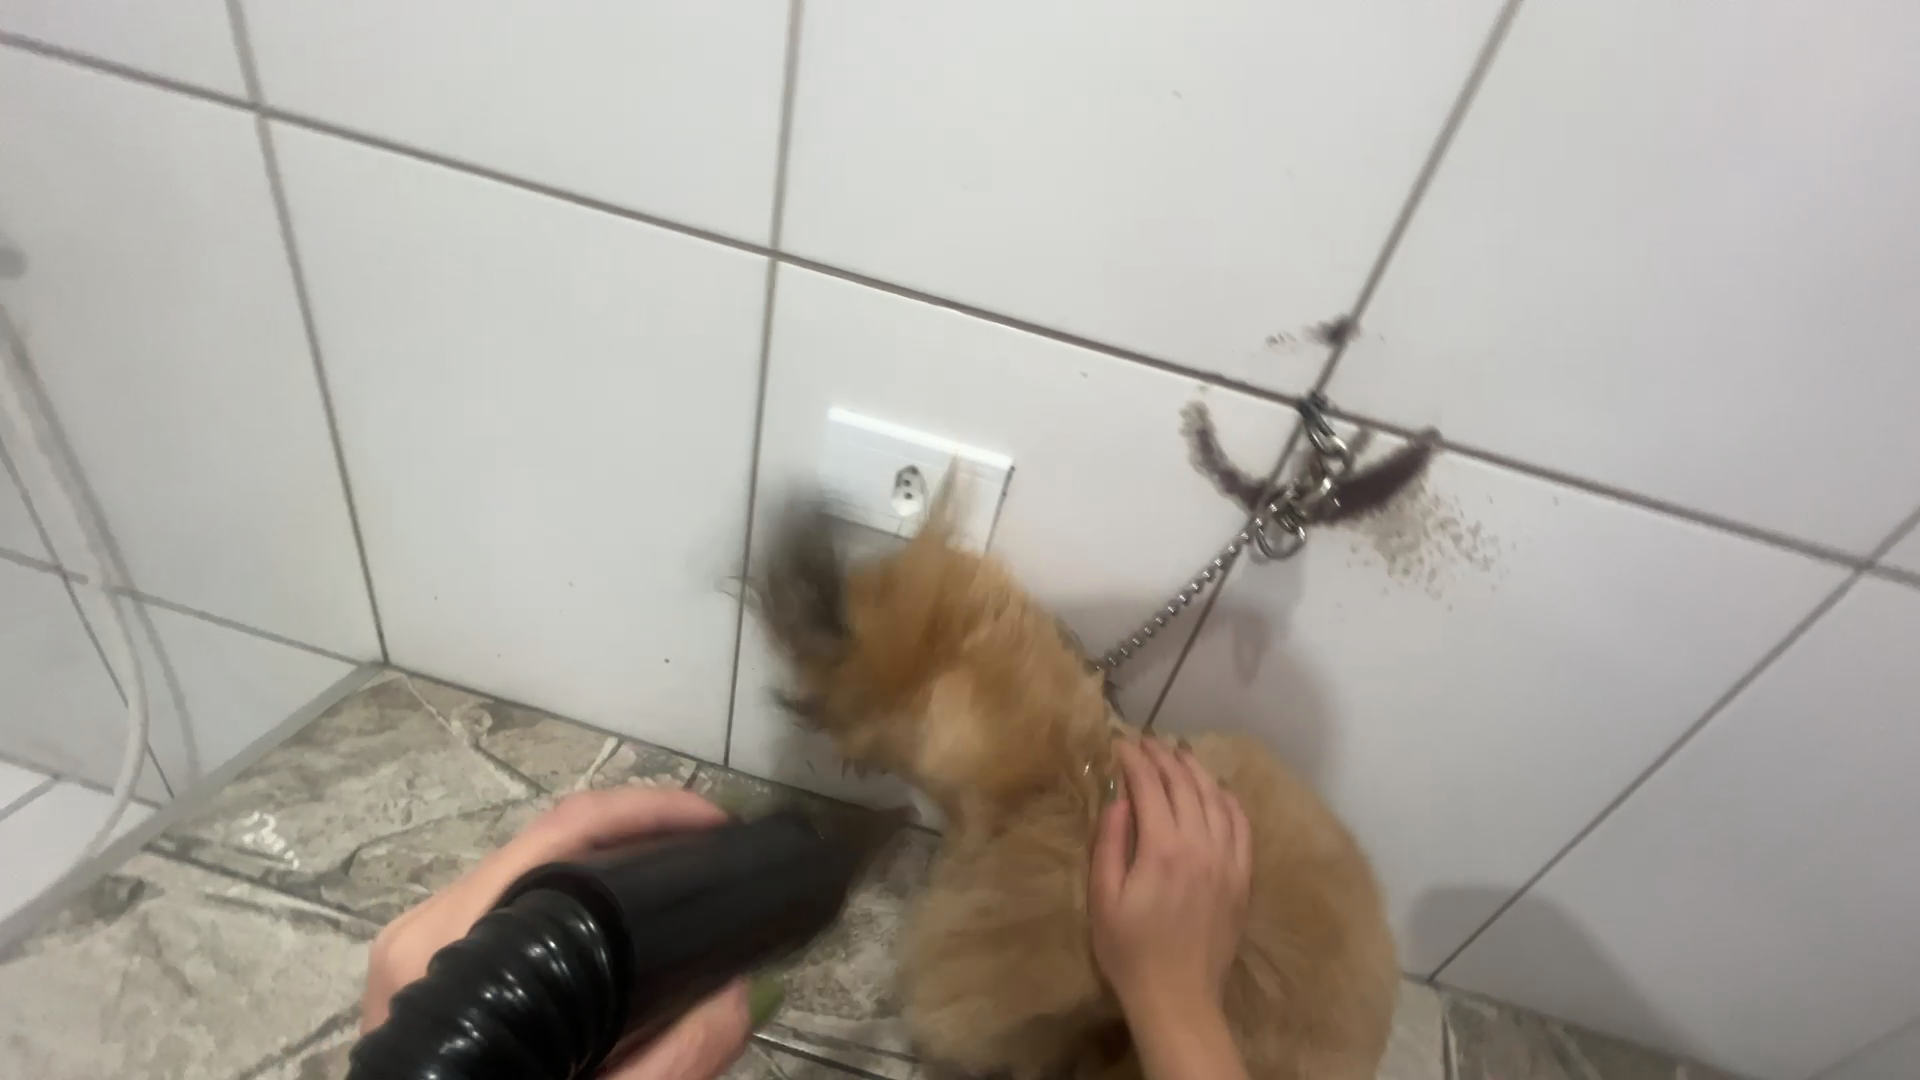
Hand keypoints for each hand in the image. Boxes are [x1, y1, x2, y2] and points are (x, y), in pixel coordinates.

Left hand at [361, 788, 751, 1079]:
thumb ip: (673, 1062)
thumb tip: (739, 994)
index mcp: (456, 945)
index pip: (566, 830)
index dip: (652, 810)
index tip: (717, 823)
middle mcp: (434, 923)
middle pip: (561, 833)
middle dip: (648, 822)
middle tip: (716, 837)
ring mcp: (432, 932)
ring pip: (546, 854)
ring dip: (621, 845)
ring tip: (688, 856)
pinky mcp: (440, 950)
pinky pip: (530, 886)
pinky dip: (590, 876)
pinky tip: (632, 895)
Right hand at [1090, 738, 1251, 1021]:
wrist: (1178, 999)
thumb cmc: (1129, 950)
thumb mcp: (1102, 896)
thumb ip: (1109, 841)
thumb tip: (1118, 798)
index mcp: (1162, 848)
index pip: (1148, 785)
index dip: (1133, 758)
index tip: (1119, 742)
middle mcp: (1200, 845)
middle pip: (1183, 783)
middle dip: (1161, 755)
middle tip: (1144, 740)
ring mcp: (1227, 859)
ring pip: (1214, 796)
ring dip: (1194, 768)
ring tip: (1176, 751)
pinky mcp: (1242, 876)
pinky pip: (1241, 824)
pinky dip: (1228, 798)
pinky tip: (1216, 787)